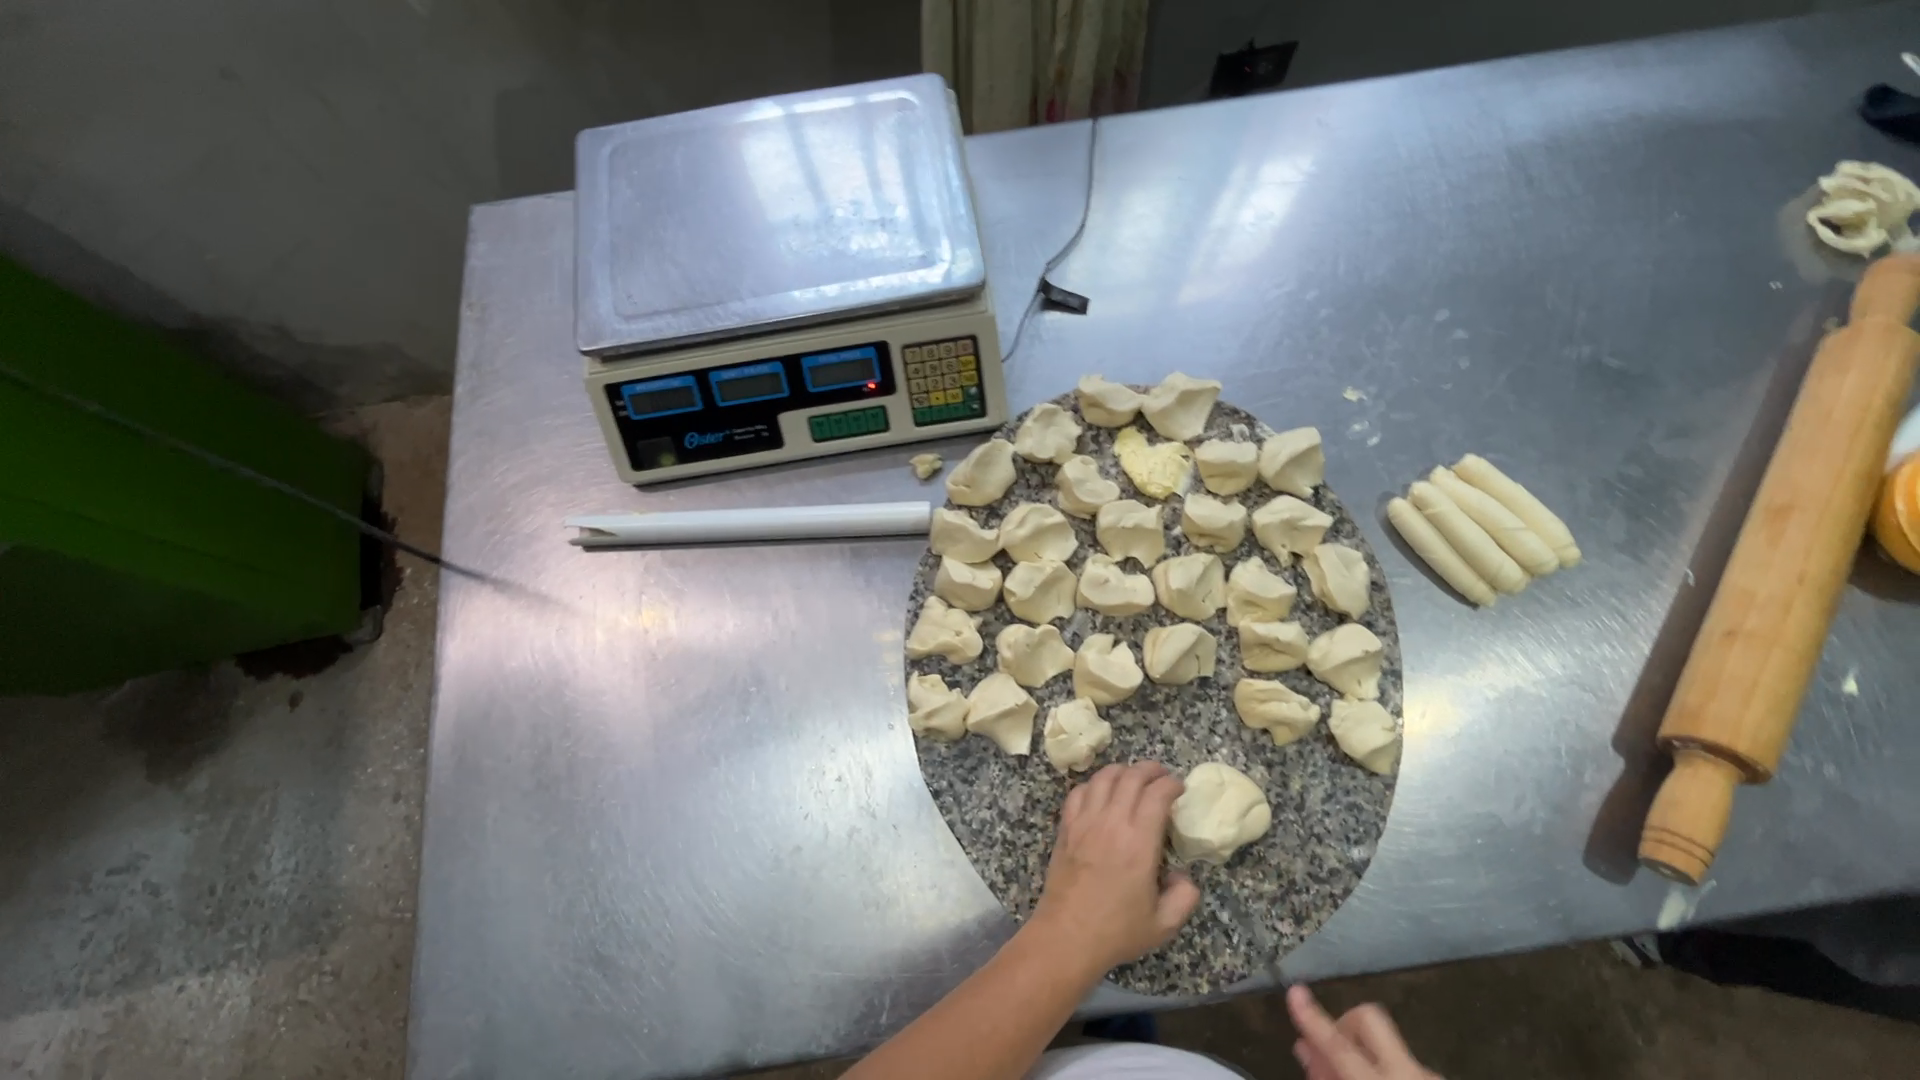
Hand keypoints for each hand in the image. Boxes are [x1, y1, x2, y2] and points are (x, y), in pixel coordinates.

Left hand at [1028, 761, 1200, 973]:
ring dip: (1122, 771)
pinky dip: (1094, 784)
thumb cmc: (1116, 931)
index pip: (1157, 794)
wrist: (1066, 936)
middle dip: (1150, 769)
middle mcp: (1111, 823)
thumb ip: (1185, 897)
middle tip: (1162, 775)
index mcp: (1139, 842)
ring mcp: (1084, 822)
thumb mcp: (1164, 924)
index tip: (1180, 788)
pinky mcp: (1066, 828)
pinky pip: (1079, 792)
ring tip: (1133, 776)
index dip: (1171, 784)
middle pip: (1130, 777)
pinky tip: (1101, 792)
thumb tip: (1184, 876)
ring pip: (1103, 778)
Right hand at [1287, 985, 1438, 1079]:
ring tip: (1342, 1074)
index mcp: (1384, 1077)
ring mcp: (1428, 1073)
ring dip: (1359, 1054)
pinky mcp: (1437, 1078)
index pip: (1339, 1045)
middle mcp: (1410, 1070)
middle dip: (1341, 1024)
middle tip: (1325, 1049)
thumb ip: (1327, 1074)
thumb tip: (1305, 1048)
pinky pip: (1399, 1063)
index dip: (1312, 1018)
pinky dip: (1378, 1069)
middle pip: (1367, 1018)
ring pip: (1383, 1044)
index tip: (1294, 991)